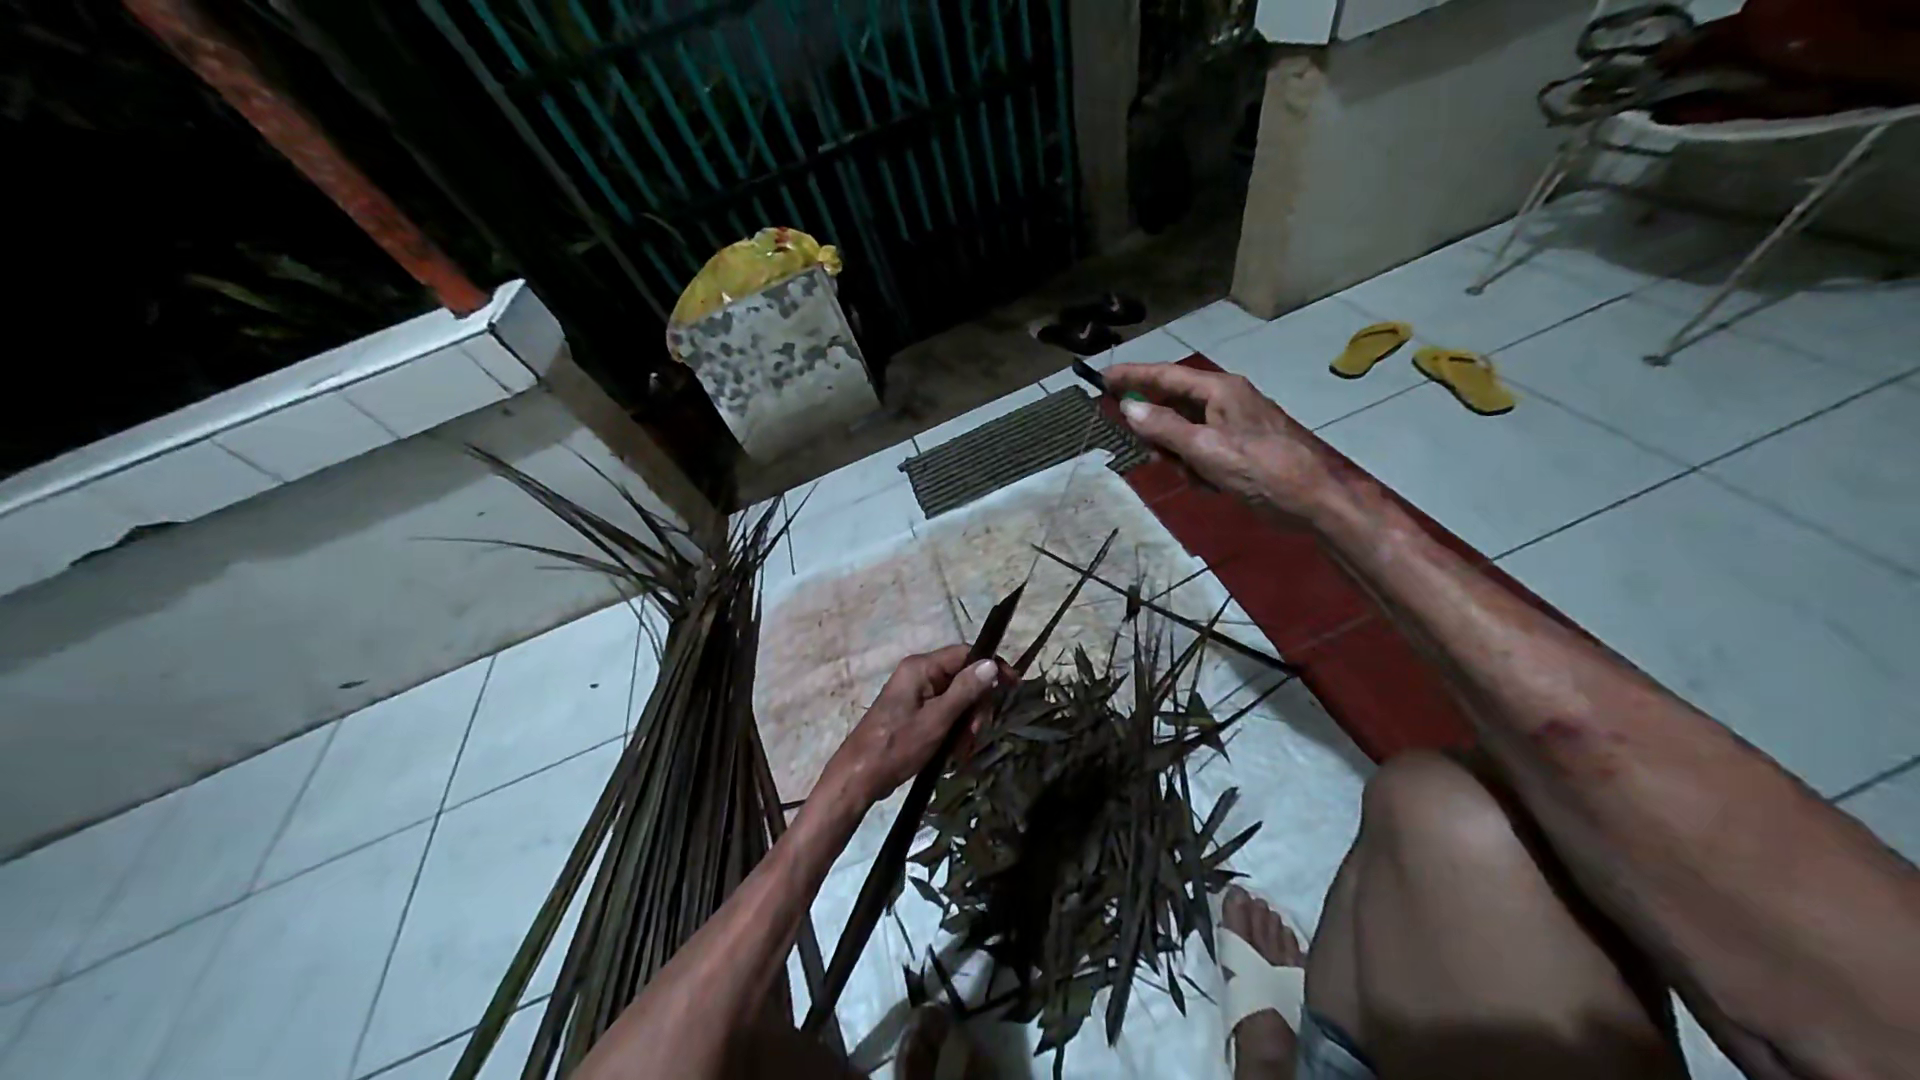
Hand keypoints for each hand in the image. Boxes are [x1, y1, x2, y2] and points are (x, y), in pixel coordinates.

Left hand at [819, 646, 1011, 808]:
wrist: (859, 777)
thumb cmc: (897, 746)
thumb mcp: (937, 720)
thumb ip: (965, 690)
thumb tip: (991, 664)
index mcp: (920, 668)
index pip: (965, 654)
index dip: (991, 668)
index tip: (1013, 686)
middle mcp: (918, 675)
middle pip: (963, 678)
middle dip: (975, 706)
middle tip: (976, 733)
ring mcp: (915, 694)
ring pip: (957, 700)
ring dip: (966, 724)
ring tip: (962, 750)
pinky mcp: (914, 713)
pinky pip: (944, 714)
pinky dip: (953, 731)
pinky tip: (954, 753)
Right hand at [1105, 363, 1345, 523]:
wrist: (1309, 500)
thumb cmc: (1258, 468)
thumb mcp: (1204, 448)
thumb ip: (1163, 427)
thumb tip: (1128, 407)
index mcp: (1219, 390)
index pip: (1166, 375)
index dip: (1133, 375)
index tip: (1102, 378)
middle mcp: (1225, 400)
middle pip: (1172, 406)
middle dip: (1160, 433)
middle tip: (1156, 454)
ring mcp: (1232, 425)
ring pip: (1183, 433)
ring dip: (1180, 456)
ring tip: (1194, 476)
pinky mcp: (1237, 448)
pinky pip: (1200, 451)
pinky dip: (1197, 468)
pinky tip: (1210, 485)